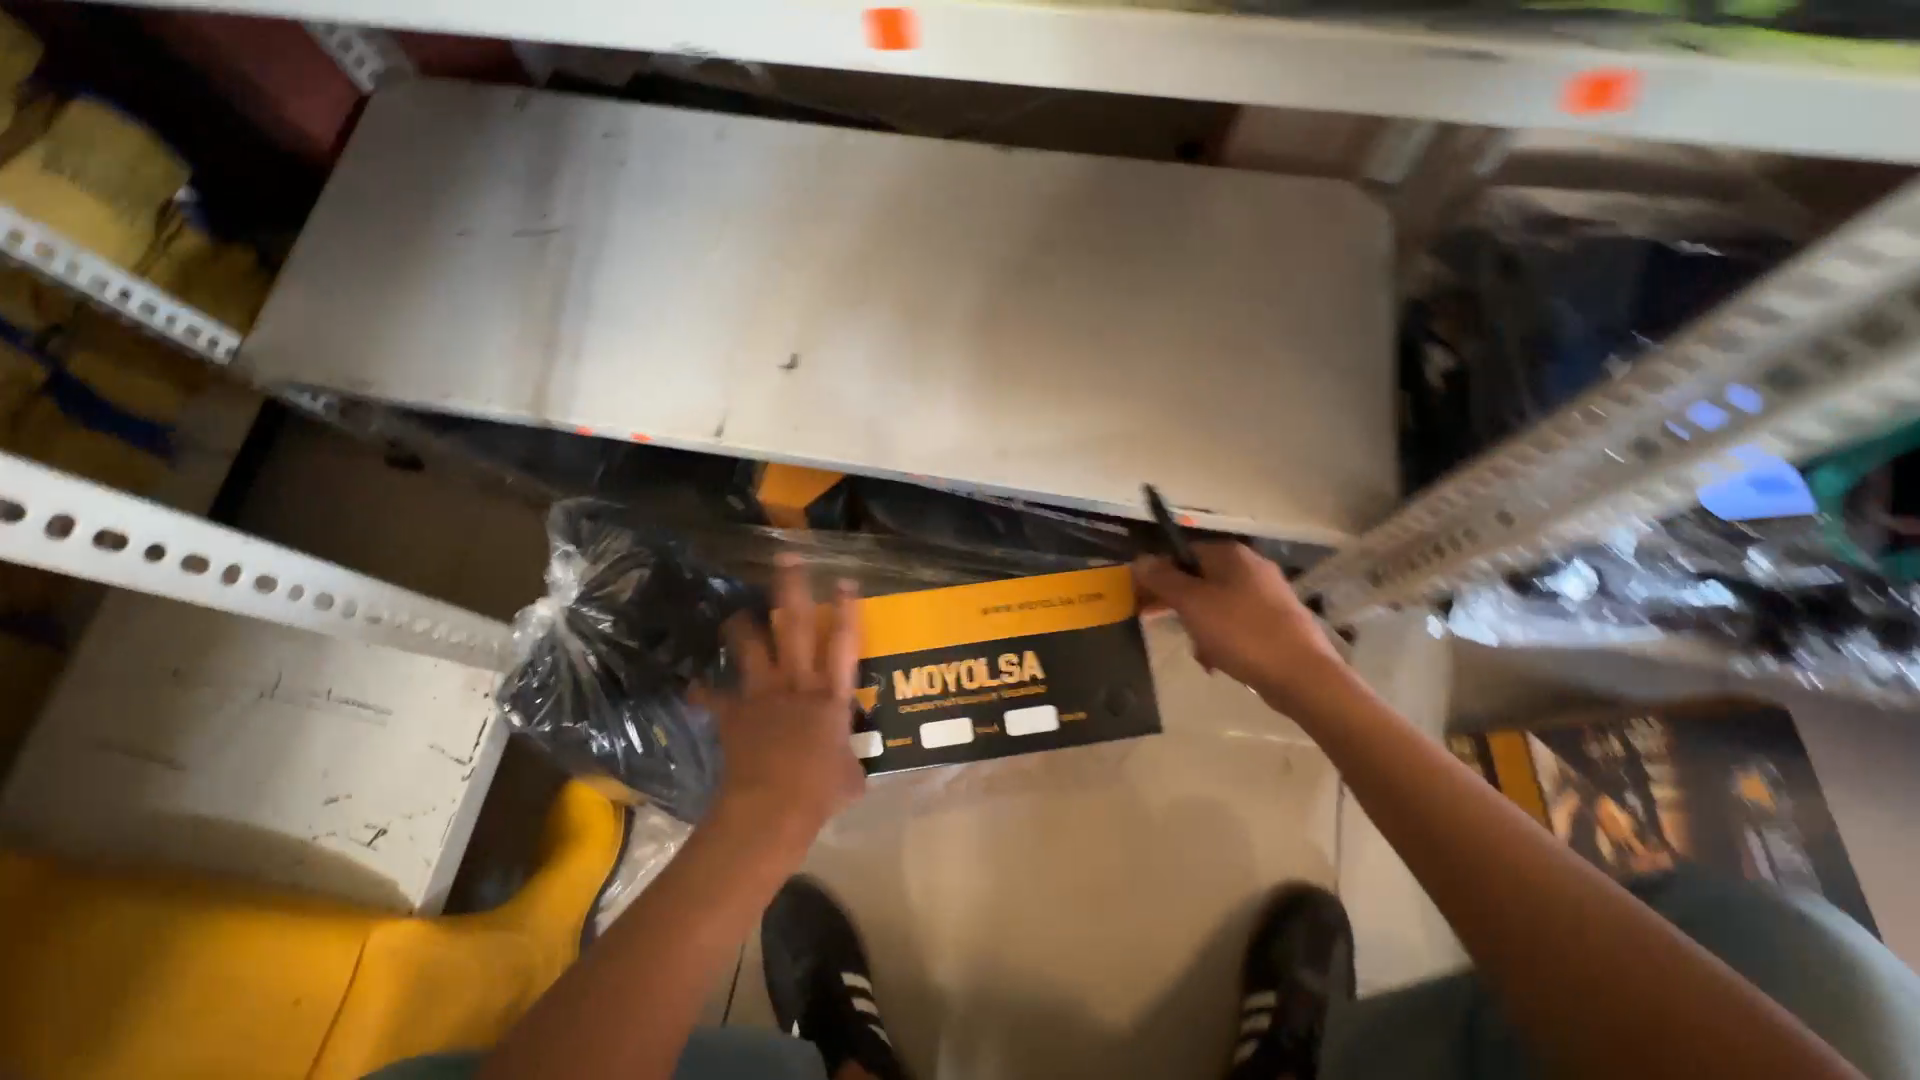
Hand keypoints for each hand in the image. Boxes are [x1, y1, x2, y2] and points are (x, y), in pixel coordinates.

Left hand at [702, 554, 866, 842]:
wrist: (772, 807)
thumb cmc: (820, 792)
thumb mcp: (850, 776)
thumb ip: (848, 760)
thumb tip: (848, 765)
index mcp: (831, 696)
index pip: (843, 643)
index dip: (846, 610)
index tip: (844, 580)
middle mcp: (797, 684)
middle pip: (794, 625)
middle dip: (791, 589)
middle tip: (786, 557)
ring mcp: (761, 695)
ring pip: (750, 646)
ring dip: (742, 625)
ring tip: (737, 612)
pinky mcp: (733, 713)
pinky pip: (713, 697)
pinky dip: (703, 692)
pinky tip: (693, 687)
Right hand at [1132, 541, 1346, 712]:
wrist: (1301, 674)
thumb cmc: (1241, 632)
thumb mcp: (1192, 604)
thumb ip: (1163, 579)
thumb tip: (1140, 559)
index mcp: (1231, 555)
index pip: (1183, 554)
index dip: (1159, 576)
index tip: (1143, 600)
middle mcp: (1252, 568)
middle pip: (1200, 580)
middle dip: (1181, 607)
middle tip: (1166, 627)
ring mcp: (1268, 596)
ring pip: (1216, 606)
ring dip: (1201, 629)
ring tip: (1202, 653)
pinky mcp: (1278, 623)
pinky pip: (1237, 626)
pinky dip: (1224, 641)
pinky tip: (1220, 663)